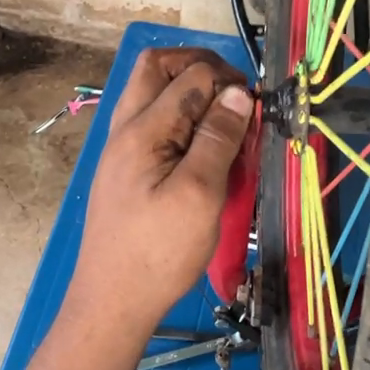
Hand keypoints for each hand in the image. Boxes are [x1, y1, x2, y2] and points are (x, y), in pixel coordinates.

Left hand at [67, 48, 253, 332]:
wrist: (113, 301)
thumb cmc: (159, 253)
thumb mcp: (199, 194)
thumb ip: (218, 139)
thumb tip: (237, 91)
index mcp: (143, 130)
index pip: (191, 75)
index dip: (229, 82)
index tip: (256, 111)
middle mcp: (125, 130)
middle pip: (157, 69)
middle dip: (201, 69)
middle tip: (235, 97)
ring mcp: (120, 151)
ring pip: (150, 96)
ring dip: (187, 95)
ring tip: (222, 124)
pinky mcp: (124, 173)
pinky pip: (150, 126)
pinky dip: (178, 123)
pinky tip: (200, 153)